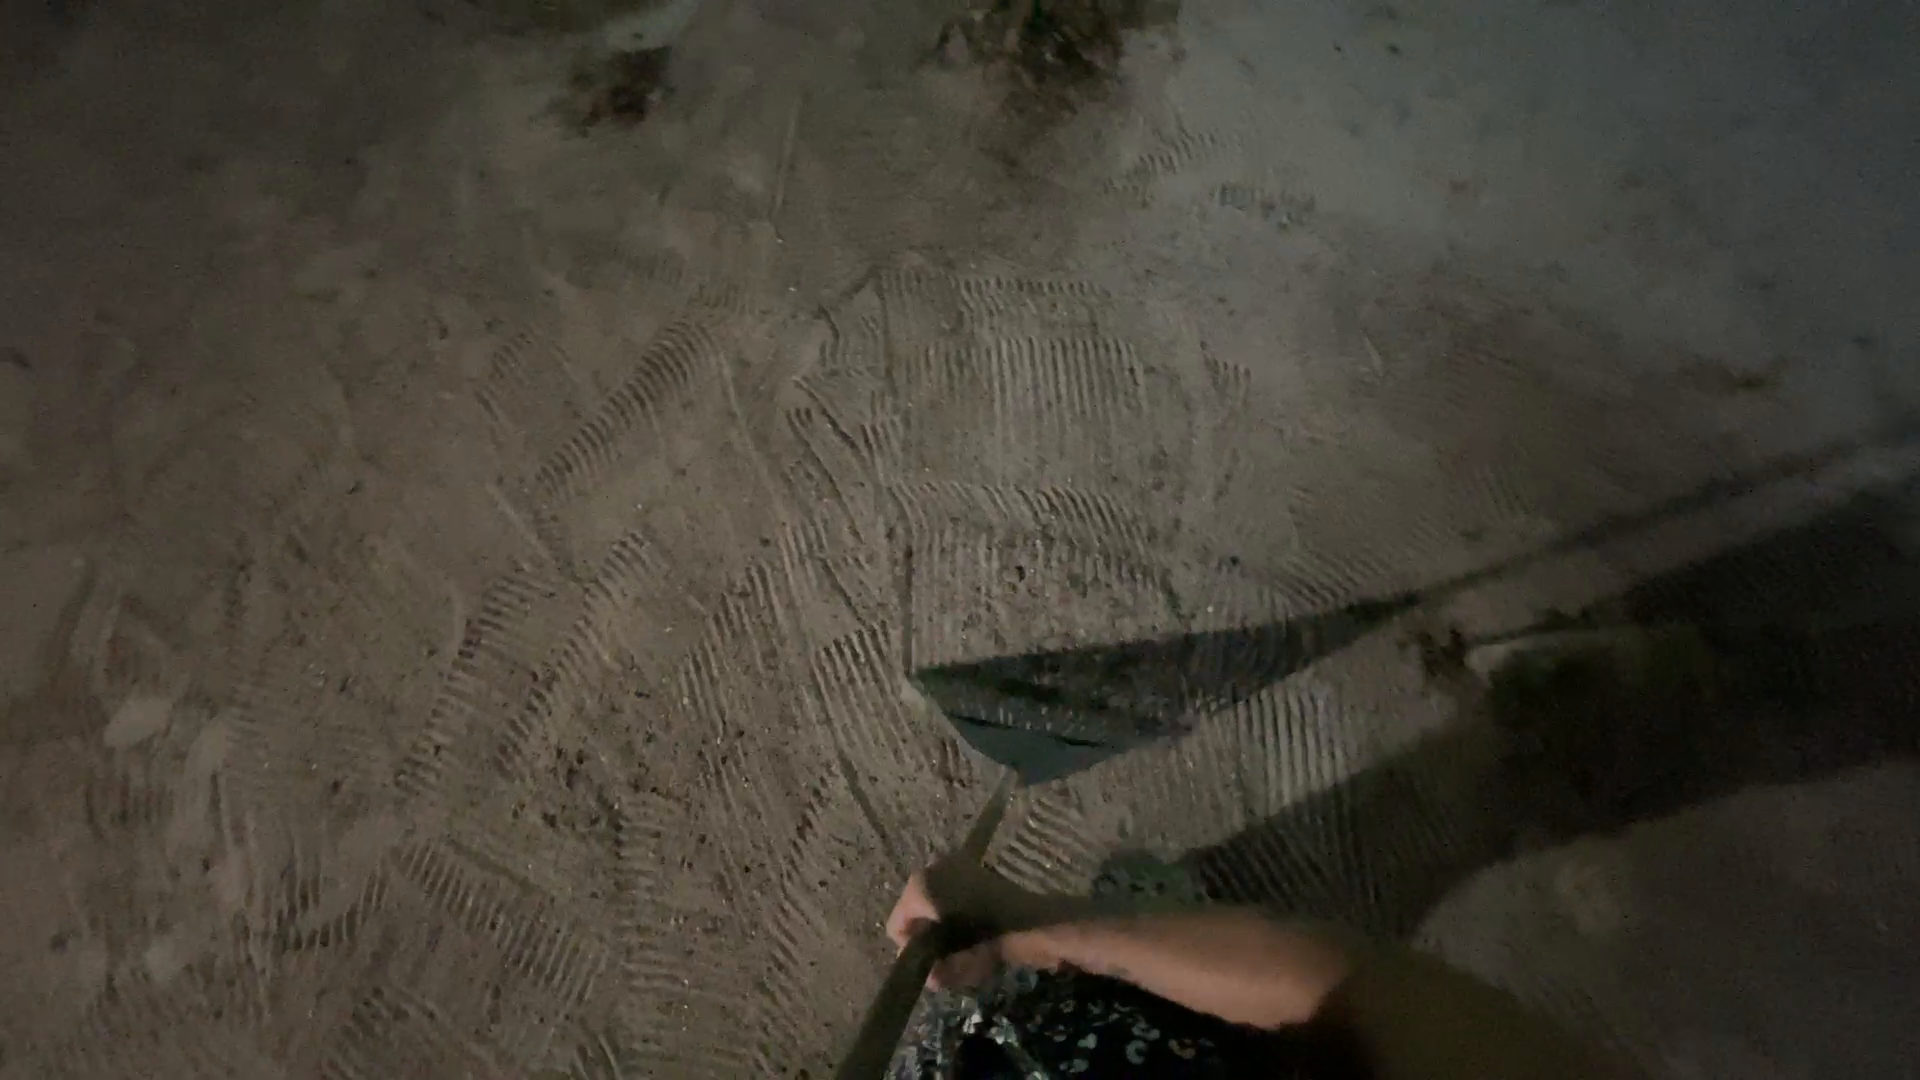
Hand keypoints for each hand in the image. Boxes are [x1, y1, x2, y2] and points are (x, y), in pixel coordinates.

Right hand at [885, 858, 1043, 991]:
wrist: (1034, 920)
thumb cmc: (991, 939)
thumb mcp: (960, 964)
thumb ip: (940, 970)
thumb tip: (929, 979)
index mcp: (921, 886)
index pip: (898, 923)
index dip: (910, 948)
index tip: (931, 964)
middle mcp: (932, 868)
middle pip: (914, 909)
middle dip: (926, 934)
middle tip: (946, 955)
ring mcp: (953, 863)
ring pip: (932, 901)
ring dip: (941, 923)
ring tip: (961, 943)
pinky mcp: (971, 867)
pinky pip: (950, 893)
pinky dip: (955, 910)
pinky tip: (972, 928)